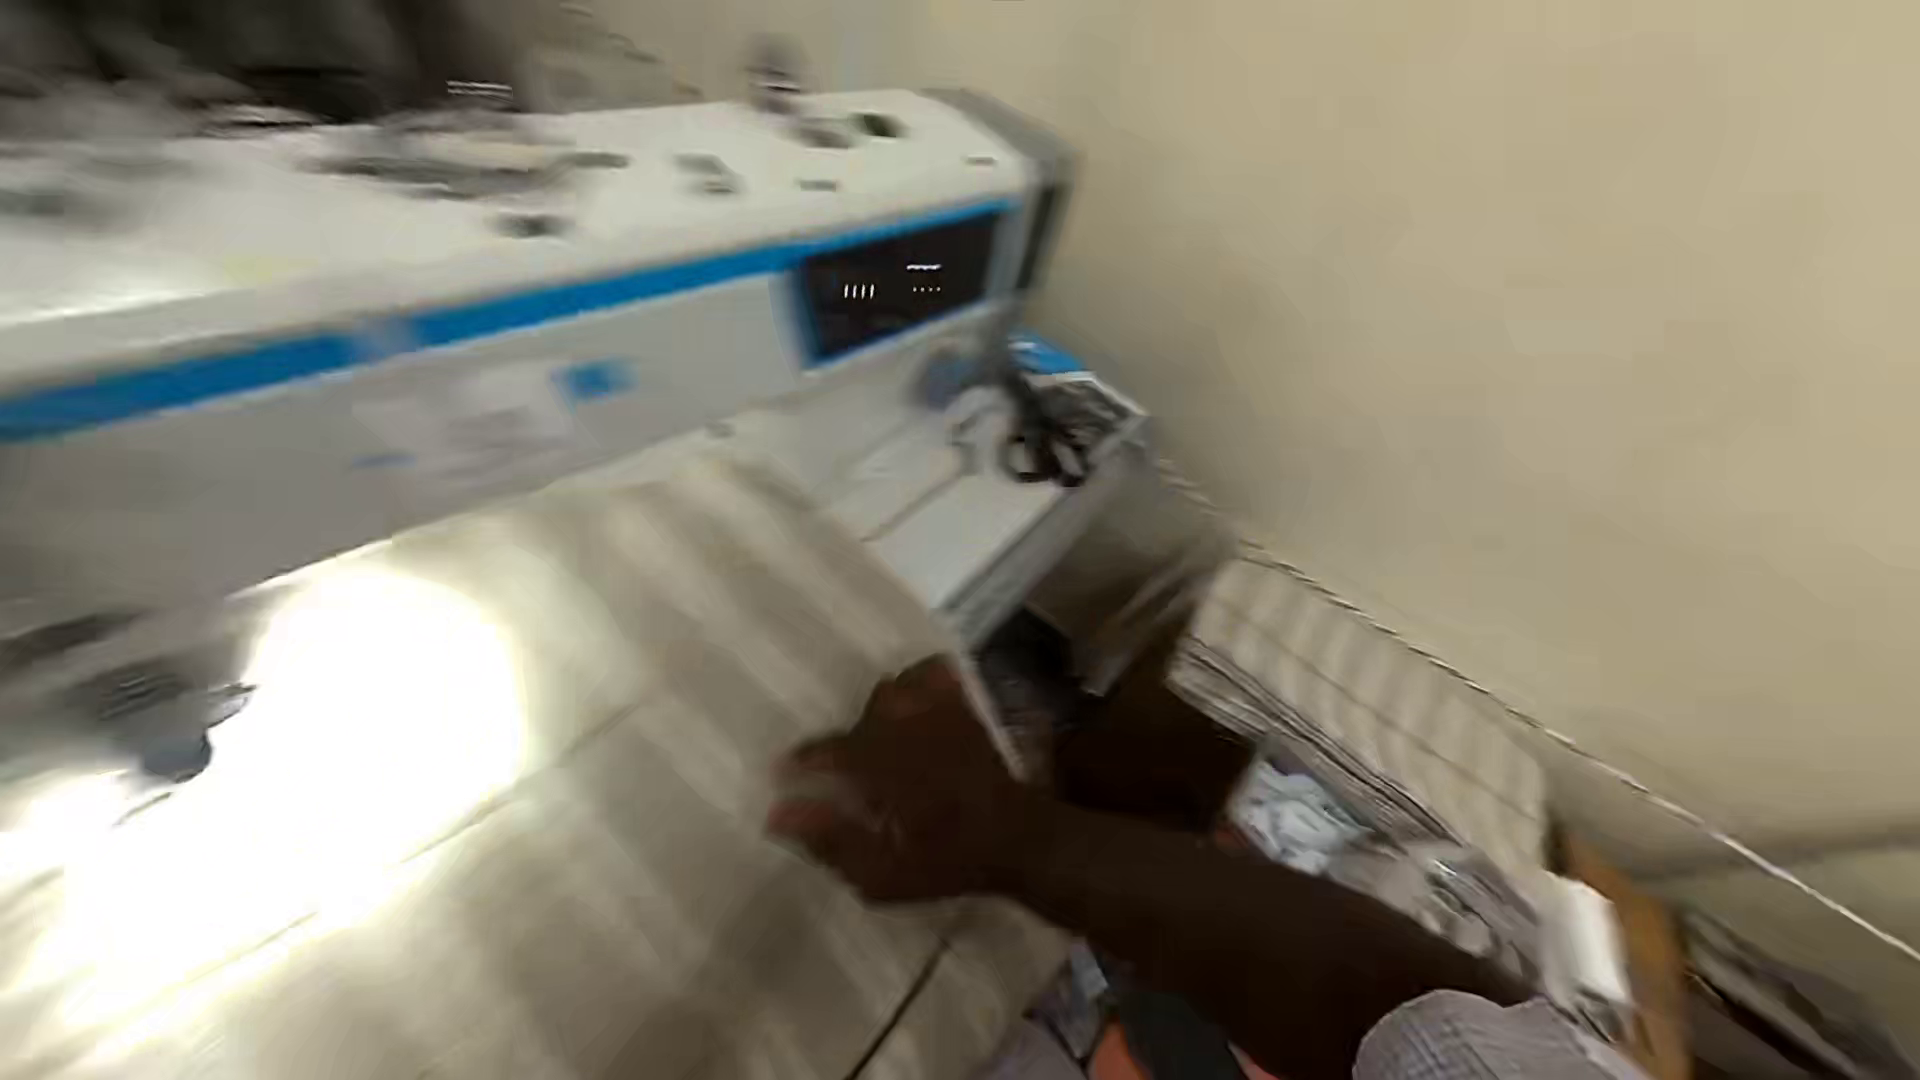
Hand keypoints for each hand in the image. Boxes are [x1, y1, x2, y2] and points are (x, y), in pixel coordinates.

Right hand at [766, 656, 1033, 902]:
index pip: (832, 749)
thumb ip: (830, 840)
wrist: (1016, 839)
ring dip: (886, 707)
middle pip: (869, 709)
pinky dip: (924, 679)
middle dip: (855, 735)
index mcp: (885, 764)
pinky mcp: (965, 709)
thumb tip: (776, 814)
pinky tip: (919, 701)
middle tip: (857, 768)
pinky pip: (939, 674)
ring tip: (888, 737)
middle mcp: (909, 727)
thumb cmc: (948, 860)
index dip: (806, 757)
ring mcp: (942, 712)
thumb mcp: (882, 873)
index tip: (787, 768)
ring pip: (900, 684)